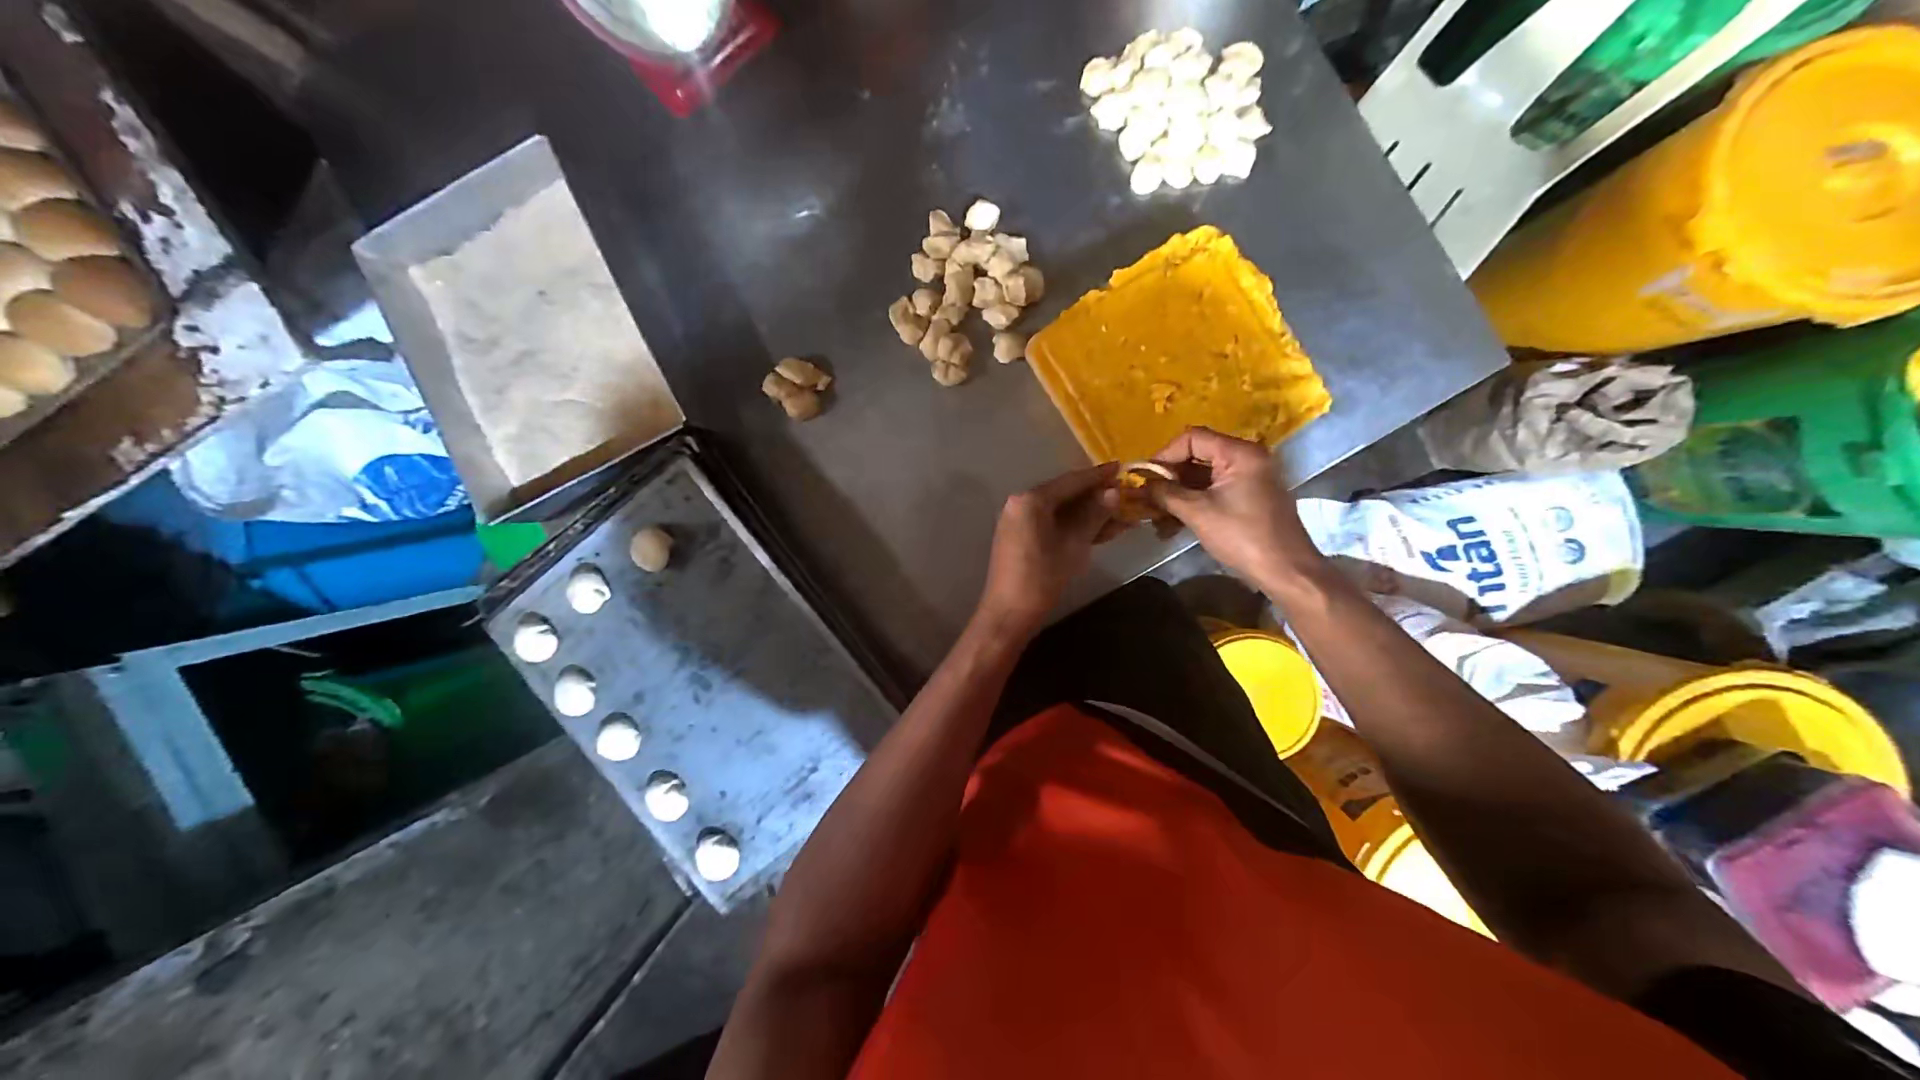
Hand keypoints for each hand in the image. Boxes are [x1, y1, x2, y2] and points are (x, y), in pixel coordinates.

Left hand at [975, 463, 1119, 638]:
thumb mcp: (1074, 545)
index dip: (1098, 476)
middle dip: (1096, 496)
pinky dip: (1073, 526)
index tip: (1121, 468)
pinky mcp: (1020, 536)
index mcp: (1030, 500)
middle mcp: (1020, 503)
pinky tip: (1099, 530)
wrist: (1009, 613)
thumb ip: (1093, 515)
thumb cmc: (1042, 578)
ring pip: (1060, 510)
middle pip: (1065, 493)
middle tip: (1125, 494)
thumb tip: (1113, 491)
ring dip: (1088, 513)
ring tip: (1119, 516)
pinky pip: (1051, 522)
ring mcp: (1018, 520)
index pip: (1071, 481)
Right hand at [1136, 427, 1323, 587]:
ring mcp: (1249, 478)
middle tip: (1145, 497)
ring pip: (1203, 476)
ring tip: (1154, 515)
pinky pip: (1213, 491)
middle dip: (1168, 477)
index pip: (1193, 438)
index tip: (1144, 477)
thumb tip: (1141, 485)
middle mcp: (1246, 458)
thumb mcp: (1198, 513)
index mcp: (1239, 453)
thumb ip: (1166, 494)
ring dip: (1177, 493)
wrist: (1286, 571)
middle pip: (1197, 455)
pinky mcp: (1248, 497)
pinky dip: (1192, 503)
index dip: (1164, 455)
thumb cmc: (1242, 537)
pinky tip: (1170, 525)